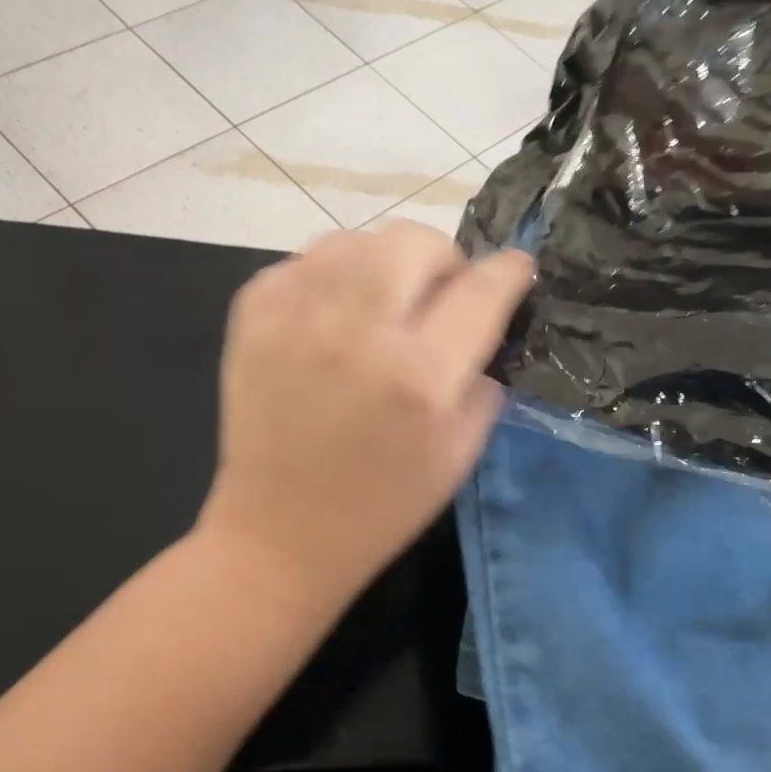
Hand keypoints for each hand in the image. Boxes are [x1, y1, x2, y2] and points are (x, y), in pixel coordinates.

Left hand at [197, 221, 532, 614]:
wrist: (280, 533)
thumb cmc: (385, 504)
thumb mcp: (462, 453)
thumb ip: (486, 379)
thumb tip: (490, 322)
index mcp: (420, 377)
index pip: (482, 289)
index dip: (511, 271)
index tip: (519, 269)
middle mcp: (358, 333)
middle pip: (416, 241)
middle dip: (445, 260)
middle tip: (440, 297)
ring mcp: (297, 317)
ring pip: (359, 238)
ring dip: (386, 263)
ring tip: (384, 305)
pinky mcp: (252, 314)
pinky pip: (307, 259)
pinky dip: (333, 276)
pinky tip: (335, 316)